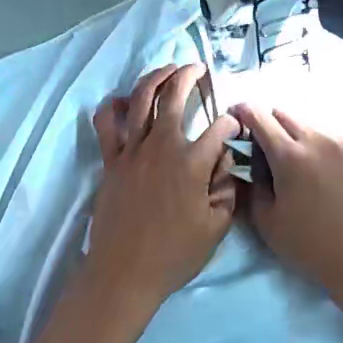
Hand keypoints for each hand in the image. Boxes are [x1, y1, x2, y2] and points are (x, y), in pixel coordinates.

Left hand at [86, 65, 240, 303]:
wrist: (123, 273)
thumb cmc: (173, 254)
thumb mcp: (216, 228)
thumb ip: (227, 190)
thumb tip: (225, 164)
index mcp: (193, 162)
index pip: (220, 128)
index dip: (231, 124)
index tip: (234, 128)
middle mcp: (162, 146)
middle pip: (176, 95)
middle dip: (191, 75)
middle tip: (199, 69)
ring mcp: (132, 149)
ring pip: (142, 98)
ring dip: (157, 77)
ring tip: (169, 69)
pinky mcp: (111, 159)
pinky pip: (108, 122)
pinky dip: (115, 105)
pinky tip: (126, 100)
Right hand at [232, 105, 342, 311]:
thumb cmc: (308, 245)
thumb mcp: (266, 219)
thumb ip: (252, 181)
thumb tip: (250, 157)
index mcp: (290, 155)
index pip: (260, 118)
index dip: (245, 113)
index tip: (237, 113)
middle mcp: (320, 140)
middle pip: (288, 118)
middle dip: (274, 129)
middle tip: (272, 153)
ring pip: (316, 132)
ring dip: (305, 144)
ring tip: (309, 174)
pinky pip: (342, 145)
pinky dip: (332, 155)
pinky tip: (336, 181)